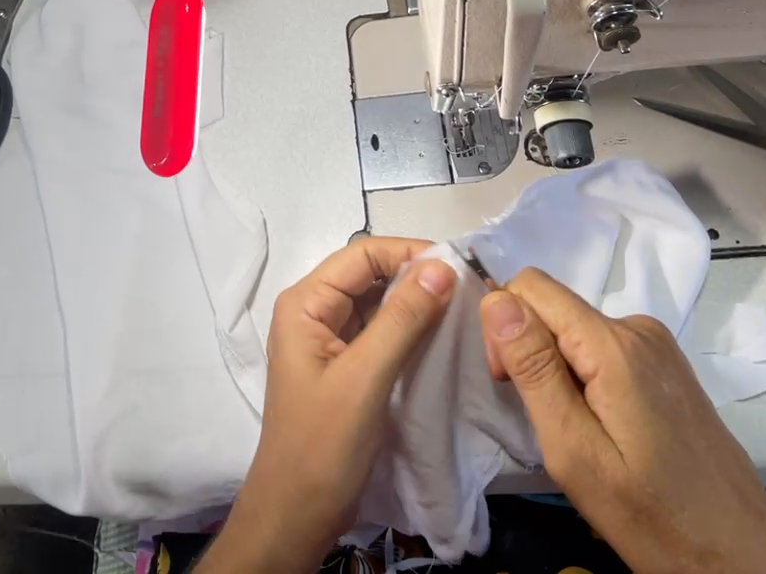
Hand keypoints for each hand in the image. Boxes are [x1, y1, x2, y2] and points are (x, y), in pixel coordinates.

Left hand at [198, 237, 457, 573]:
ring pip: (377, 302)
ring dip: (415, 301)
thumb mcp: (365, 377)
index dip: (408, 252)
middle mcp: (313, 310)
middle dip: (415, 275)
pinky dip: (409, 328)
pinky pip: (379, 331)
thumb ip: (402, 319)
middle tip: (468, 287)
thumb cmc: (323, 443)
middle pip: (369, 274)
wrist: (297, 513)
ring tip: (462, 307)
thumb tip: (441, 266)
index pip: (362, 254)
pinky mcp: (344, 364)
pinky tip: (441, 336)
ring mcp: (328, 338)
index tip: (458, 265)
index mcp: (305, 302)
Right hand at [479, 269, 765, 573]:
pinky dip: (583, 373)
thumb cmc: (650, 513)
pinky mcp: (665, 363)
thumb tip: (497, 301)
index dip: (505, 326)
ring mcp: (656, 344)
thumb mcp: (574, 450)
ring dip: (556, 366)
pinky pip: (600, 345)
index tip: (509, 382)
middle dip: (528, 348)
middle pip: (553, 307)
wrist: (740, 555)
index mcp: (613, 345)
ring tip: (574, 427)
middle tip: (542, 416)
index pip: (531, 287)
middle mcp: (637, 328)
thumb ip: (534, 369)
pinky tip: (600, 422)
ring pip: (573, 328)